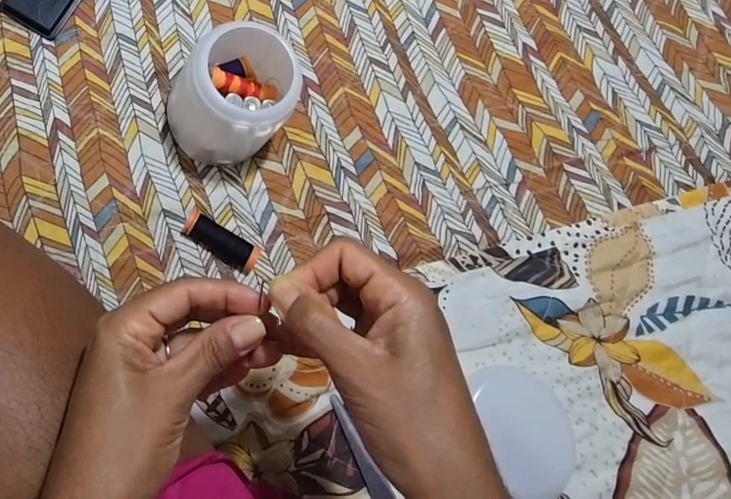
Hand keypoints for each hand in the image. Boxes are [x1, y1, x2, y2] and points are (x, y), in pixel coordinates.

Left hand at [43, 279, 281, 498]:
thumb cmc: (125, 444)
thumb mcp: (171, 393)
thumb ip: (212, 352)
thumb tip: (255, 321)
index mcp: (125, 324)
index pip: (181, 293)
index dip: (224, 293)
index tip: (264, 302)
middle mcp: (131, 335)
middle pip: (188, 313)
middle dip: (231, 319)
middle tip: (274, 325)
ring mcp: (141, 364)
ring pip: (192, 342)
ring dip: (229, 344)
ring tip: (273, 347)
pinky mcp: (151, 391)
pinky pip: (187, 368)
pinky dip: (216, 367)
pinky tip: (248, 366)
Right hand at [271, 241, 507, 498]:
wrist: (453, 485)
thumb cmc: (409, 422)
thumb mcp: (356, 370)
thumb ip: (315, 323)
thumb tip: (277, 287)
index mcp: (402, 295)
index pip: (346, 255)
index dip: (310, 271)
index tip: (281, 303)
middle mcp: (401, 303)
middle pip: (344, 275)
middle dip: (308, 293)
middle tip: (278, 325)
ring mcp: (396, 330)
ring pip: (344, 304)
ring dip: (312, 316)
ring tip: (282, 339)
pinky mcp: (390, 355)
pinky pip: (351, 330)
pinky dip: (325, 336)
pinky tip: (300, 352)